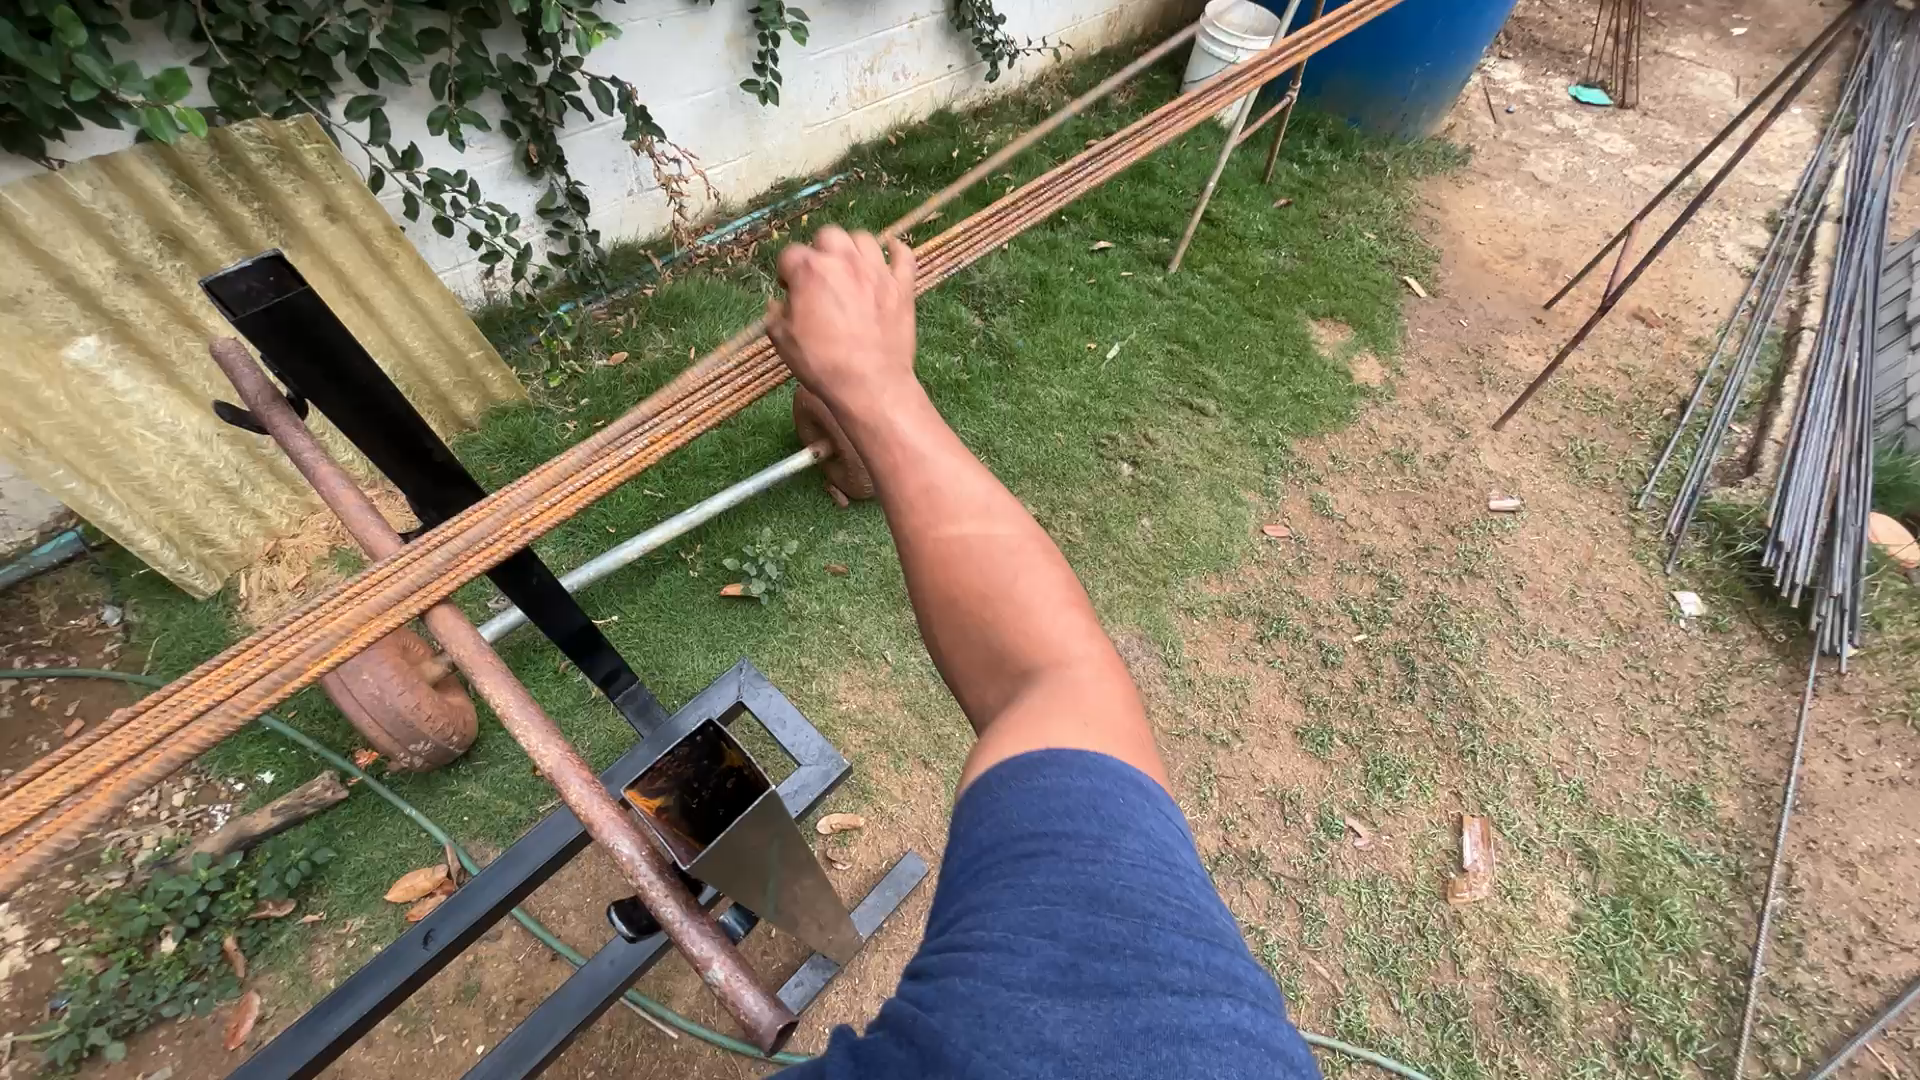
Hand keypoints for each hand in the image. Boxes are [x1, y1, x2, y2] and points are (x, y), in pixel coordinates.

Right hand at [766, 226, 918, 421]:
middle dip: (820, 252)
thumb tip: (780, 304)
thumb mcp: (784, 342)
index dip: (787, 273)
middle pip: (828, 236)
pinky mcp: (902, 287)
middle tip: (821, 278)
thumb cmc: (822, 365)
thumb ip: (777, 315)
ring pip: (864, 240)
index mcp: (810, 271)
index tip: (790, 291)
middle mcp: (844, 262)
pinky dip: (897, 251)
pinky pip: (904, 256)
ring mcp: (877, 272)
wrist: (870, 385)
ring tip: (850, 269)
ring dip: (853, 250)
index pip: (790, 255)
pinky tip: (891, 253)